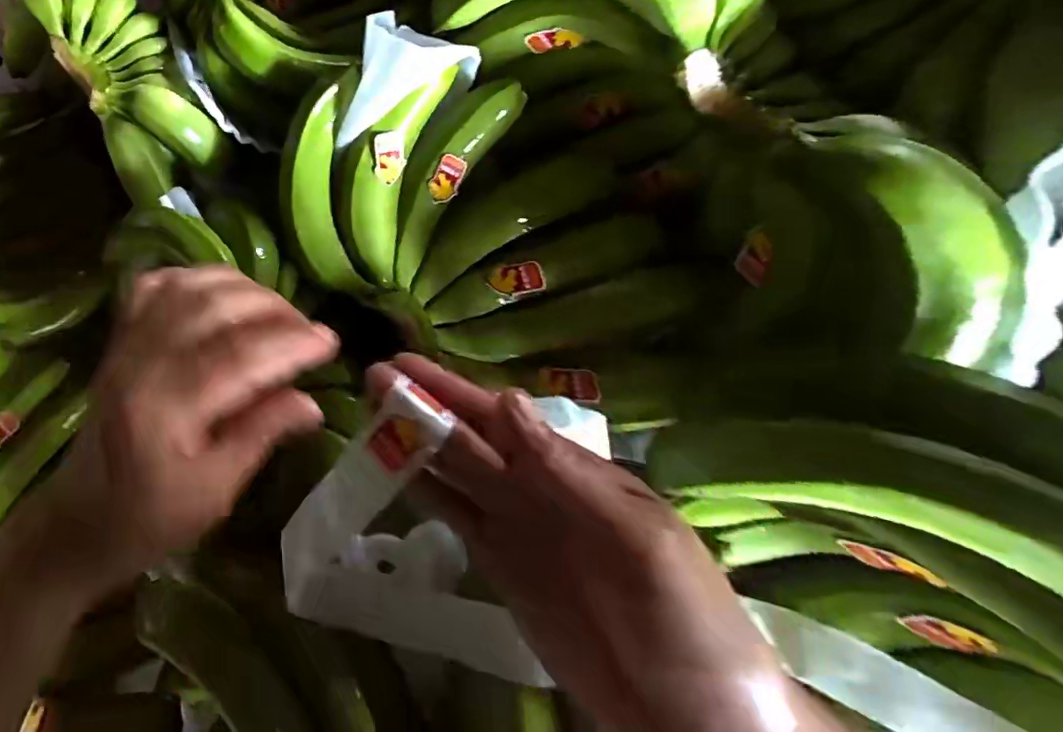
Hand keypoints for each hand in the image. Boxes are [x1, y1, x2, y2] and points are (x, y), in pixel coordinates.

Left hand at [40, 266, 335, 596]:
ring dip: (243, 288)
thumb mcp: (215, 493)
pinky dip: (198, 279)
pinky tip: (225, 293)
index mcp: (163, 411)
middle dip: (274, 310)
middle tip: (309, 328)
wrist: (78, 520)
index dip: (291, 343)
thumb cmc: (148, 521)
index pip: (238, 357)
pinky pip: (158, 286)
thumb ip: (261, 435)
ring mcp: (124, 345)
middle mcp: (139, 364)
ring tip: (277, 310)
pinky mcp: (119, 338)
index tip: (331, 341)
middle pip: (214, 309)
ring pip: (189, 288)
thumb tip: (312, 402)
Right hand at [373, 355, 834, 731]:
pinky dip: (424, 492)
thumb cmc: (683, 616)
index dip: (451, 390)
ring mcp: (516, 528)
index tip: (405, 366)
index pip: (498, 417)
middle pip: (468, 438)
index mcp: (569, 468)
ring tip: (370, 416)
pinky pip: (456, 518)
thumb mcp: (637, 537)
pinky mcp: (501, 568)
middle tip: (372, 377)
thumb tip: (508, 400)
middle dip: (422, 406)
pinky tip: (396, 474)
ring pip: (454, 472)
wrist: (691, 716)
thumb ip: (566, 472)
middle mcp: (535, 487)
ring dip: (414, 443)